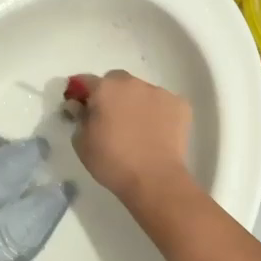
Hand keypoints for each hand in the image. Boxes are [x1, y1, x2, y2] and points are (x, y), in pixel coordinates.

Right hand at [66, 70, 193, 206]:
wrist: (154, 178)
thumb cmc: (111, 162)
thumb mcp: (81, 143)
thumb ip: (79, 119)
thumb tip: (82, 109)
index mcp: (105, 89)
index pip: (85, 81)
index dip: (81, 94)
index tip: (80, 108)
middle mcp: (132, 83)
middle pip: (117, 82)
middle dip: (112, 95)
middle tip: (111, 120)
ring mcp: (159, 92)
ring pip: (142, 92)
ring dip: (137, 104)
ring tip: (138, 130)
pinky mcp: (180, 105)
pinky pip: (163, 104)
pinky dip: (158, 114)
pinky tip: (157, 134)